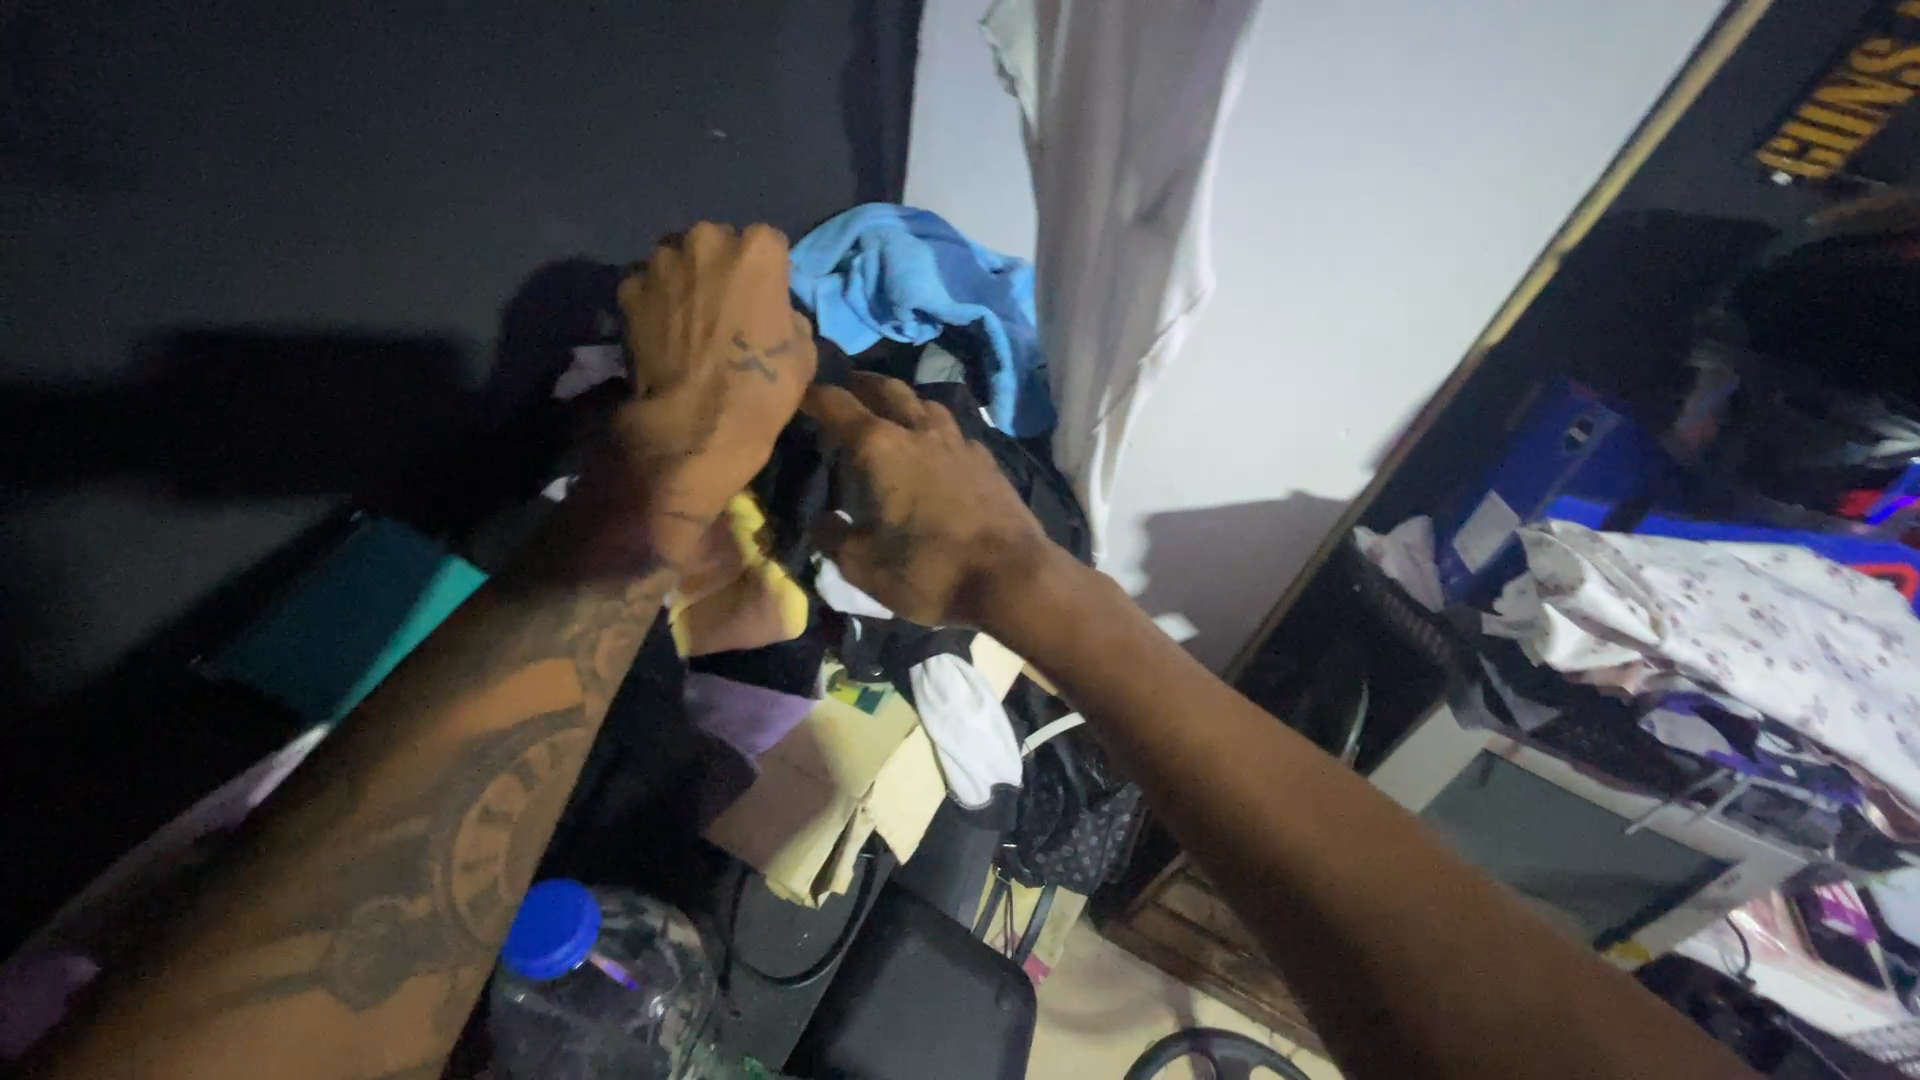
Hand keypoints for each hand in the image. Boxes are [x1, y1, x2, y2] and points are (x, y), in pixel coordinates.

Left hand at [582, 223, 816, 564]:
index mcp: (758, 248)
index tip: (765, 299)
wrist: (698, 423)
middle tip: (725, 308)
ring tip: (690, 320)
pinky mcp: (628, 288)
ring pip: (677, 260)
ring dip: (685, 280)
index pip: (769, 243)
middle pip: (718, 243)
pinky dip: (655, 302)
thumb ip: (788, 315)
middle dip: (722, 268)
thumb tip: (775, 313)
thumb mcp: (804, 352)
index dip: (768, 274)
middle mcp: (707, 239)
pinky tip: (663, 333)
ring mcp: (662, 261)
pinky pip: (647, 286)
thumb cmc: (763, 387)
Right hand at [802, 373, 1061, 626]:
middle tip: (848, 385)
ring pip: (927, 405)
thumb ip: (834, 537)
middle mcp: (920, 432)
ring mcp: (960, 444)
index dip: (814, 395)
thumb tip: (822, 521)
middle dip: (863, 383)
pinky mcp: (987, 463)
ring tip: (894, 412)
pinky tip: (937, 449)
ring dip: (905, 402)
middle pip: (889, 390)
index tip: (797, 390)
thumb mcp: (864, 565)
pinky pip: (955, 433)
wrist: (1013, 578)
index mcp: (881, 447)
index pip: (838, 405)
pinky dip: (936, 432)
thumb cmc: (929, 570)